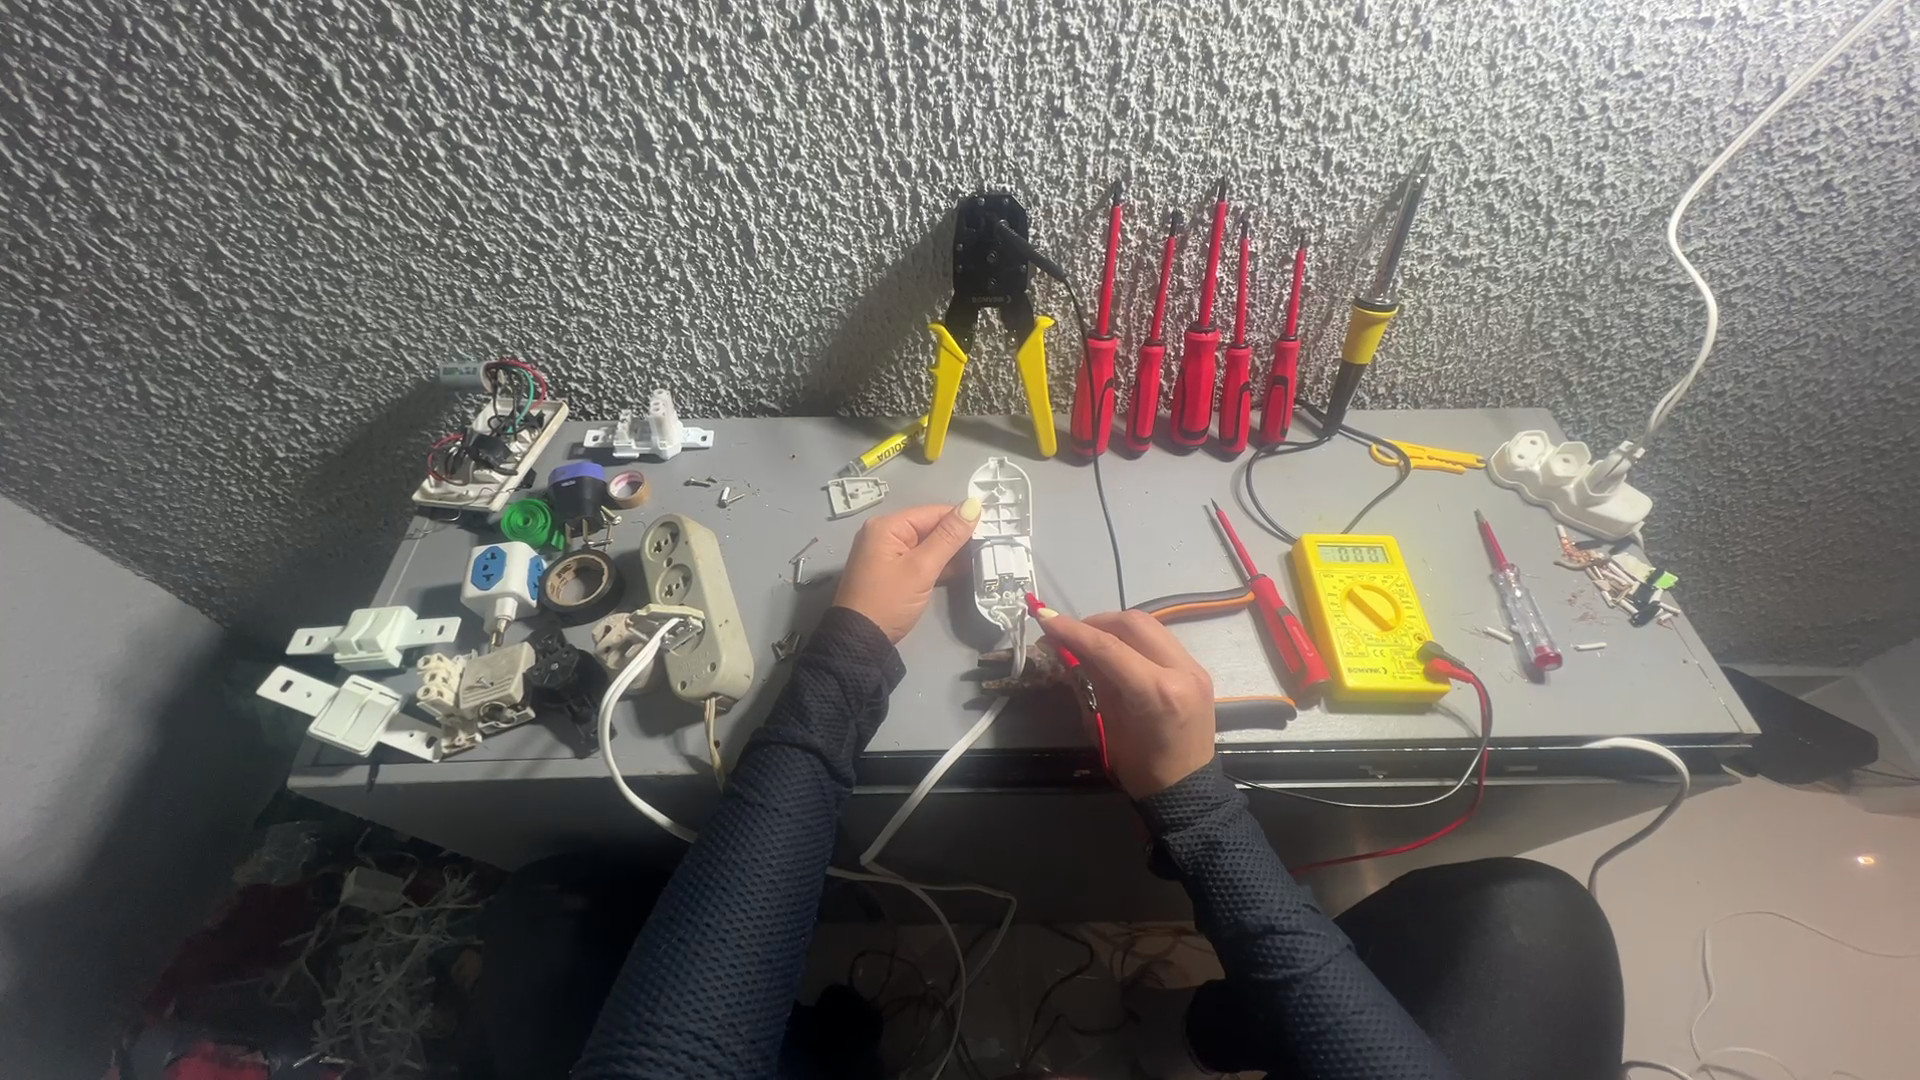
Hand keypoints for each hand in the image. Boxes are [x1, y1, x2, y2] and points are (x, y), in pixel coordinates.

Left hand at [832, 501, 980, 643]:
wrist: (861, 641)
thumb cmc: (889, 600)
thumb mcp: (922, 568)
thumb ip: (949, 537)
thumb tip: (973, 505)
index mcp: (887, 527)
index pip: (932, 512)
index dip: (960, 520)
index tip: (987, 532)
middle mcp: (884, 534)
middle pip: (929, 527)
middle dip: (955, 538)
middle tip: (984, 549)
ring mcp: (887, 554)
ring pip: (926, 545)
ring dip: (949, 553)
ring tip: (976, 560)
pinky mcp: (892, 572)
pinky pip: (919, 560)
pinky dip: (937, 565)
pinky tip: (958, 570)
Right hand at [1034, 608, 1215, 798]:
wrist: (1187, 790)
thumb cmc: (1140, 768)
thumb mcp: (1105, 724)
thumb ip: (1091, 678)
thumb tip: (1066, 647)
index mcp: (1157, 693)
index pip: (1108, 648)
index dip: (1073, 630)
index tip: (1045, 619)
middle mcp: (1182, 671)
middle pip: (1132, 623)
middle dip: (1095, 622)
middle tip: (1070, 634)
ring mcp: (1194, 667)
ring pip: (1149, 625)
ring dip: (1115, 626)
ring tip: (1090, 640)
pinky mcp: (1197, 668)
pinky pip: (1160, 639)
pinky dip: (1133, 638)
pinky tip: (1116, 650)